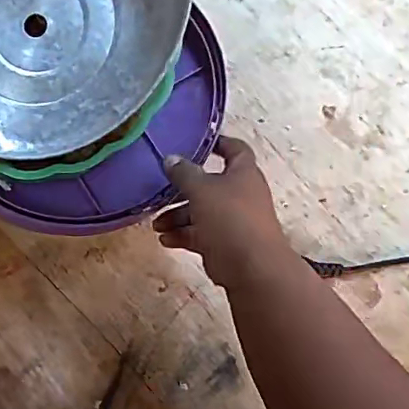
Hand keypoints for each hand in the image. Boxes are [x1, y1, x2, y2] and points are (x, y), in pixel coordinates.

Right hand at [154, 136, 295, 287]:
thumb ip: (184, 173)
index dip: (218, 143)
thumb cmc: (229, 218)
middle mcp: (240, 194)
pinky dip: (183, 235)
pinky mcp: (224, 243)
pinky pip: (200, 234)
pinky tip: (165, 239)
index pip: (234, 149)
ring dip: (177, 217)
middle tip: (160, 195)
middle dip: (182, 191)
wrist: (251, 265)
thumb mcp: (202, 190)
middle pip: (209, 186)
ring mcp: (232, 220)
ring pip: (201, 212)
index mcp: (242, 173)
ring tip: (156, 225)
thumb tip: (171, 158)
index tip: (196, 143)